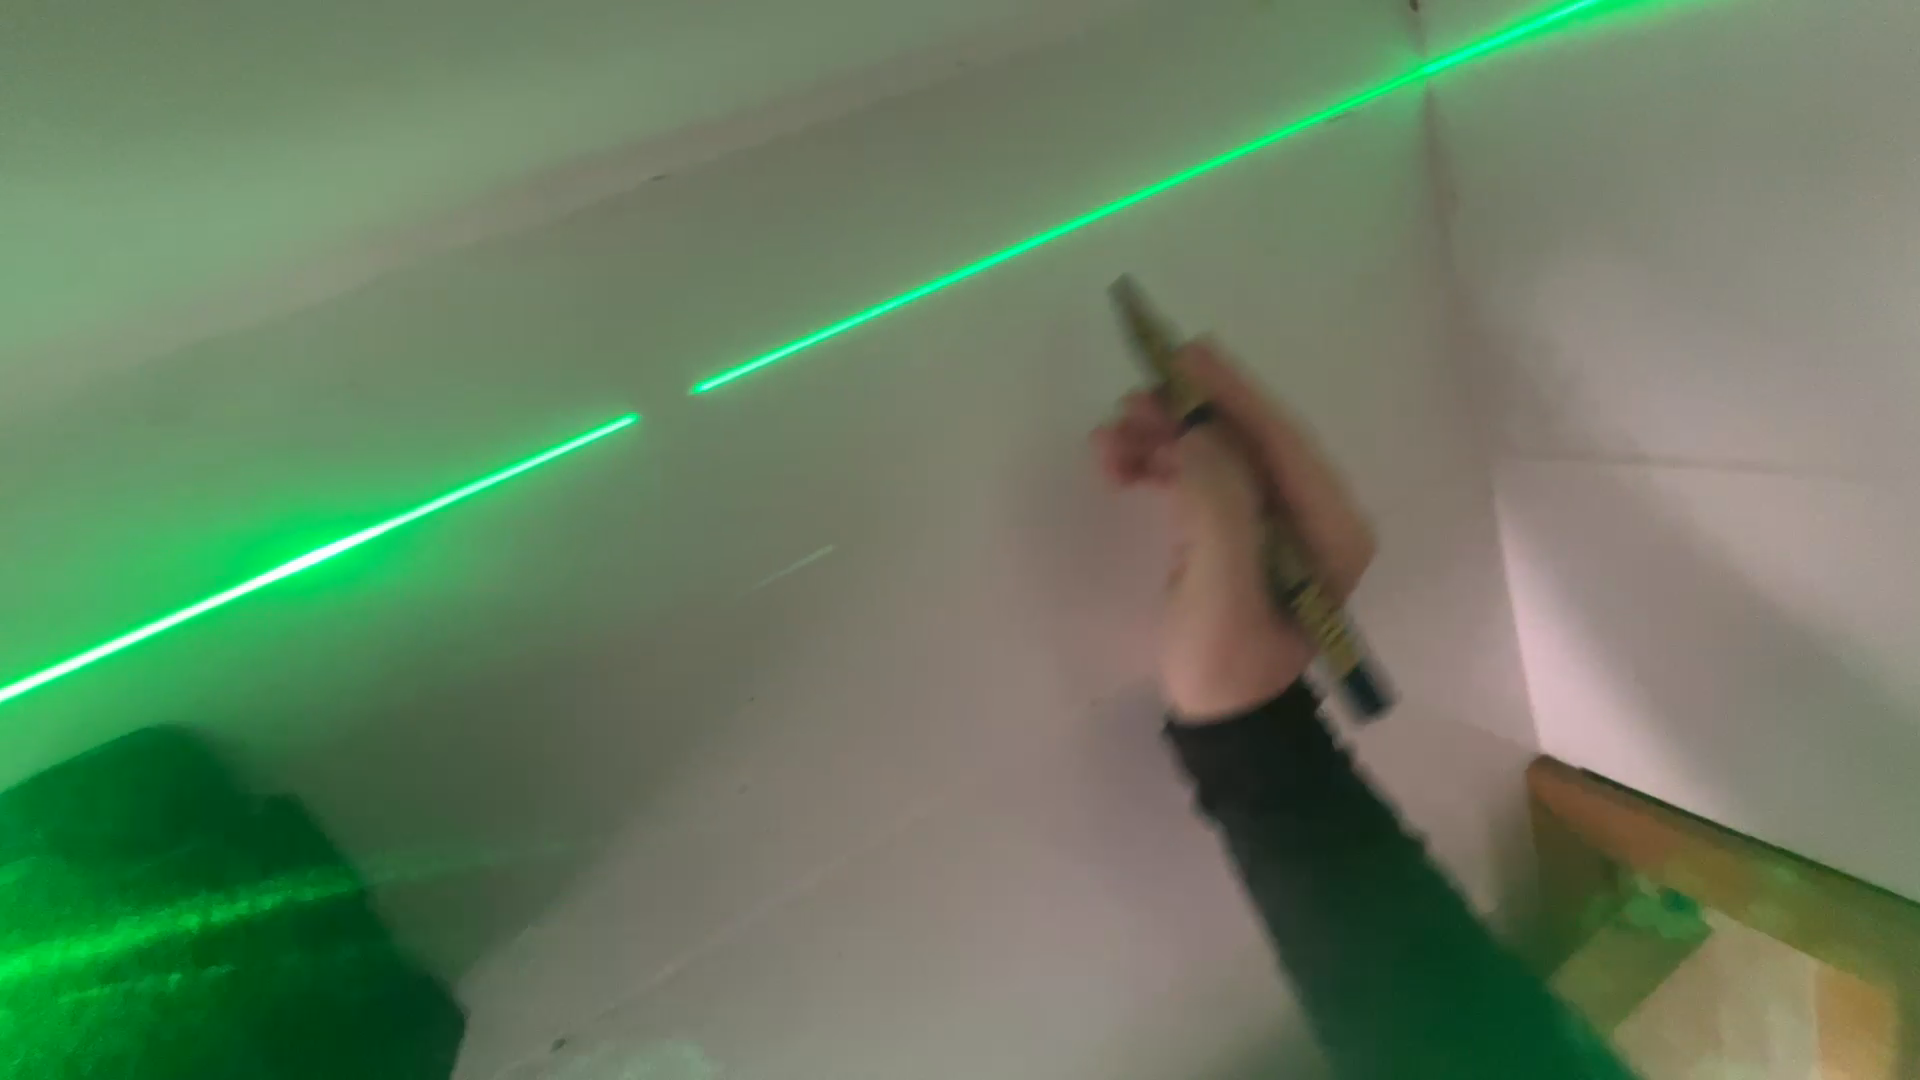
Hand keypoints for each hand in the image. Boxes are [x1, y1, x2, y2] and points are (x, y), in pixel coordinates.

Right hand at [1092, 338, 1375, 721]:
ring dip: (1162, 440)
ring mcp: (1271, 521)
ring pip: (1214, 455)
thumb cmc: (1227, 664)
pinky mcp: (1236, 531)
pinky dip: (1159, 466)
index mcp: (1329, 525)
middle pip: (1245, 440)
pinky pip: (1197, 480)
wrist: (1223, 718)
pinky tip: (1122, 467)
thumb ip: (1216, 507)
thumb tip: (1196, 436)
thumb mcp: (1221, 590)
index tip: (1185, 354)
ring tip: (1108, 443)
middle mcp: (1308, 512)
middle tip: (1126, 406)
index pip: (1281, 439)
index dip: (1232, 393)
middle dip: (1184, 417)